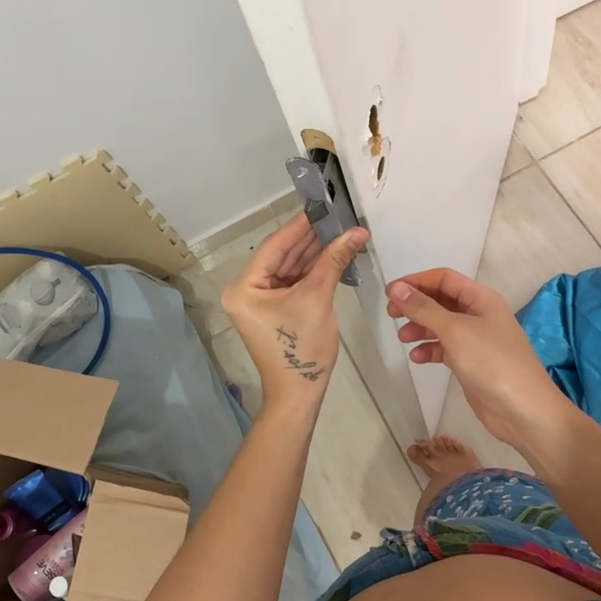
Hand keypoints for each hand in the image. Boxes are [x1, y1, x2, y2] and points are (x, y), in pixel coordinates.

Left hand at [221, 213, 367, 408]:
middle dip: (310, 239)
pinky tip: (331, 254)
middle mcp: (245, 290)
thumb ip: (334, 260)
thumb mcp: (318, 298)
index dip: (300, 226)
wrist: (299, 393)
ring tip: (339, 233)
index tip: (321, 206)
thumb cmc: (302, 347)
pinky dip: (311, 271)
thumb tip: (357, 232)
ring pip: (288, 268)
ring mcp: (258, 301)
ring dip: (313, 253)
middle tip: (337, 218)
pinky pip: (292, 283)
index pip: (274, 246)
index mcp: (243, 287)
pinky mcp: (273, 310)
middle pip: (281, 256)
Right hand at [387, 268, 584, 453]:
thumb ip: (424, 308)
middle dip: (416, 305)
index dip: (416, 281)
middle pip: (441, 301)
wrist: (523, 410)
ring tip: (402, 338)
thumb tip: (397, 288)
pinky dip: (430, 350)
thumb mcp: (455, 330)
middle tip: (391, 315)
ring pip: (441, 325)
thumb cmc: (492, 362)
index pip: (444, 278)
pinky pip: (445, 348)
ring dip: (420, 328)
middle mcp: (479, 315)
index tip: (390, 292)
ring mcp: (476, 340)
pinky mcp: (472, 363)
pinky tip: (417, 358)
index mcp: (481, 299)